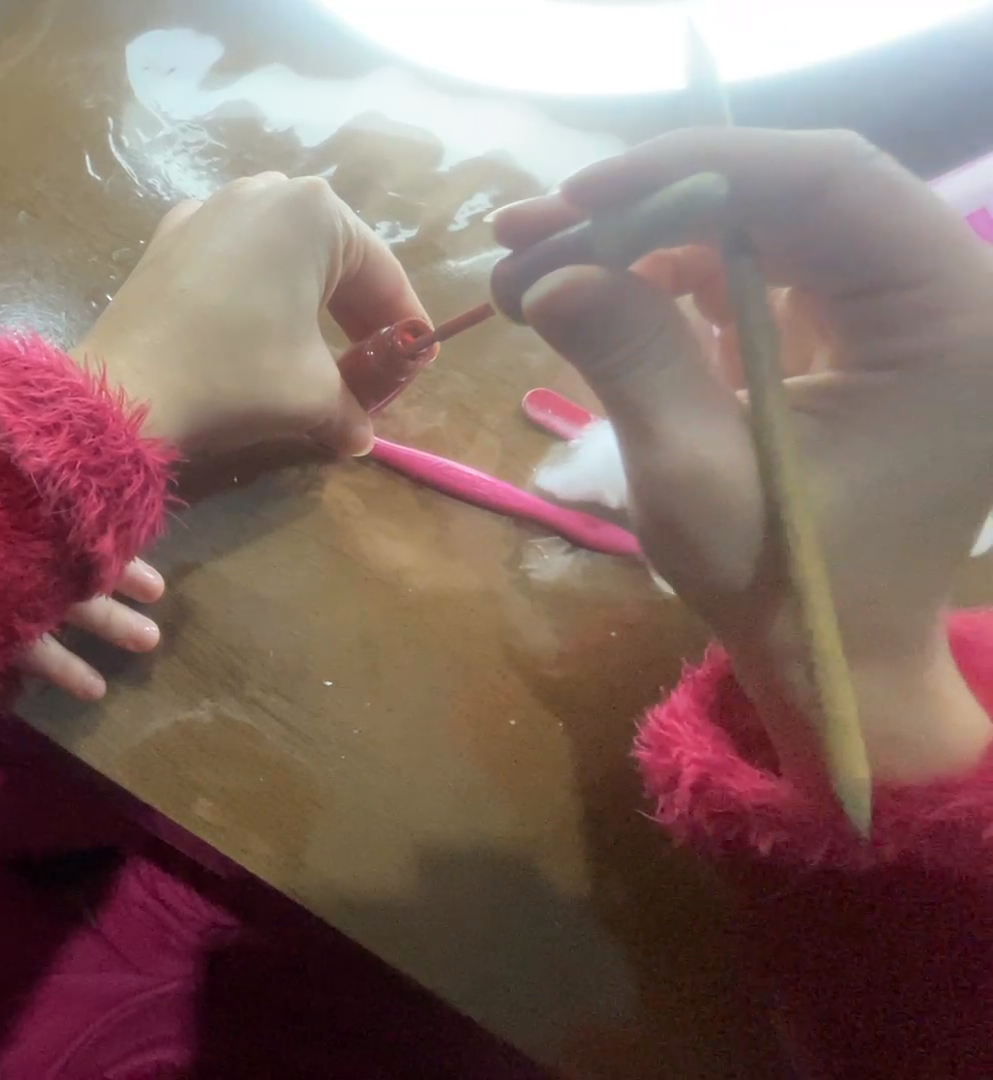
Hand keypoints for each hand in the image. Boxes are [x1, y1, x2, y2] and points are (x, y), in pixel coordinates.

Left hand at [79, 173, 430, 456]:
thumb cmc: (233, 377)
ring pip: (274, 258)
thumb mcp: (309, 396)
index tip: (414, 363)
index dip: (401, 326)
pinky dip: (247, 295)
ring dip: (297, 304)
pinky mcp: (163, 240)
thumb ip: (348, 410)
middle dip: (349, 316)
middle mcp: (262, 193)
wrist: (122, 390)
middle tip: (362, 364)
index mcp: (315, 212)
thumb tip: (358, 438)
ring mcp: (204, 211)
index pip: (379, 274)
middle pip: (327, 260)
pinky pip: (225, 263)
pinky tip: (242, 330)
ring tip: (304, 351)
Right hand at [496, 128, 992, 781]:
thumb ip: (631, 361)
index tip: (575, 196)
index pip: (829, 182)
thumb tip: (549, 280)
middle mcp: (937, 292)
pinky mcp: (834, 335)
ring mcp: (887, 310)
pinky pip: (745, 275)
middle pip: (783, 197)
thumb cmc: (774, 574)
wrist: (823, 637)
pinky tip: (585, 289)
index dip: (695, 169)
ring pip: (754, 230)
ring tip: (529, 263)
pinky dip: (656, 275)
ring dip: (636, 237)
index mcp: (947, 320)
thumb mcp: (691, 472)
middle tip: (523, 232)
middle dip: (642, 205)